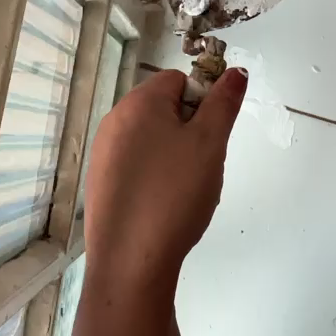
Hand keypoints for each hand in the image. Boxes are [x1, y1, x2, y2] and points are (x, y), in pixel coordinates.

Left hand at [84, 67, 245, 288]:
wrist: (129, 263)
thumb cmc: (173, 194)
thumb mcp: (210, 143)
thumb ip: (224, 102)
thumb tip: (235, 71)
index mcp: (138, 102)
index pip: (179, 80)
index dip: (202, 103)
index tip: (210, 137)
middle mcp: (115, 119)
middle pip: (164, 108)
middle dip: (188, 131)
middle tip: (199, 165)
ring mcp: (103, 152)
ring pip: (151, 139)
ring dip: (172, 155)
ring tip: (182, 190)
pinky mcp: (99, 182)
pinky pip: (135, 165)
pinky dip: (152, 177)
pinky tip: (161, 206)